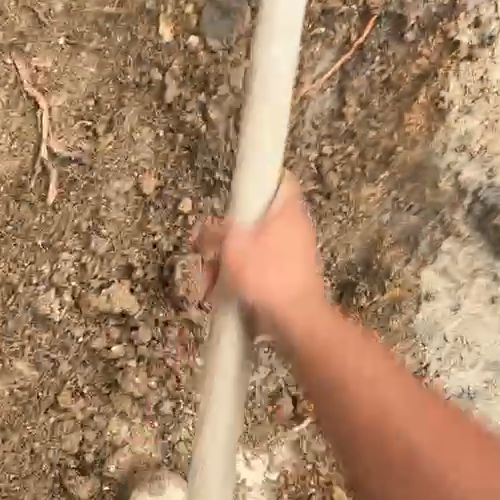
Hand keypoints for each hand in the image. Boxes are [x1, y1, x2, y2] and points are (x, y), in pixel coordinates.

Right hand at [192, 173, 328, 339]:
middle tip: (210, 254)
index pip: (279, 179)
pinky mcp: (290, 278)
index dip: (257, 182)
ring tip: (211, 285)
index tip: (236, 196)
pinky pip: (260, 270)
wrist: (296, 319)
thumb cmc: (267, 276)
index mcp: (287, 210)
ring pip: (253, 249)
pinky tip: (223, 296)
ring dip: (228, 264)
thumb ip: (214, 232)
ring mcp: (294, 255)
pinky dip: (241, 279)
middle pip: (256, 221)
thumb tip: (203, 230)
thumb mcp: (231, 247)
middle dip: (227, 238)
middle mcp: (295, 228)